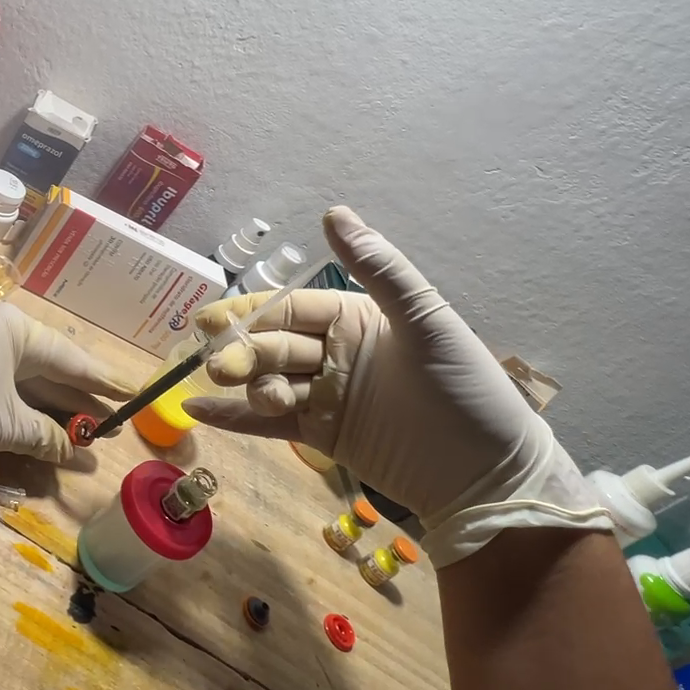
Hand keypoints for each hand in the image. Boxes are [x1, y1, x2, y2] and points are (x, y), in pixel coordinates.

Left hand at [0, 302, 136, 516]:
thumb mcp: (2, 423)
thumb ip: (47, 437)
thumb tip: (81, 454)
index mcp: (12, 328)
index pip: (70, 356)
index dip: (102, 379)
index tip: (136, 391)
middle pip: (50, 371)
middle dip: (81, 401)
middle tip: (119, 425)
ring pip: (27, 388)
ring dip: (54, 416)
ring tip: (92, 441)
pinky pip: (4, 401)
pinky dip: (26, 422)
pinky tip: (49, 444)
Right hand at [183, 206, 609, 563]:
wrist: (490, 478)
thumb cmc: (465, 391)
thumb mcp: (426, 323)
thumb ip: (378, 268)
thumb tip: (333, 211)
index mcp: (354, 318)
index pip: (291, 309)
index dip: (252, 312)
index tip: (214, 318)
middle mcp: (332, 351)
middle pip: (274, 345)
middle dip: (243, 351)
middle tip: (217, 363)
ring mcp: (323, 394)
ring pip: (269, 379)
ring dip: (242, 382)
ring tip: (221, 385)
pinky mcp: (319, 434)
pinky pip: (268, 421)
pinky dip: (234, 416)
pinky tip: (199, 411)